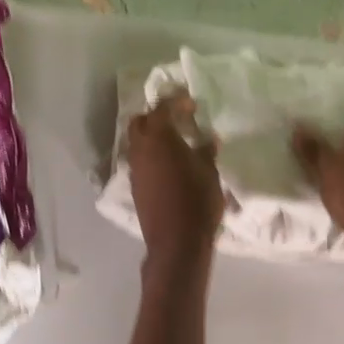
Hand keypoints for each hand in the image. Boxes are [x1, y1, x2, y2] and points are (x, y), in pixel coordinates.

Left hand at [128, 94, 223, 265]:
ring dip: (152, 138)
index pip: (162, 108)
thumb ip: (206, 152)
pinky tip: (167, 165)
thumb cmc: (197, 202)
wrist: (176, 242)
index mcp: (159, 138)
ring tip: (174, 144)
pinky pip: (139, 162)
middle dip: (156, 116)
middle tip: (178, 121)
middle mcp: (140, 149)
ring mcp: (134, 169)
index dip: (176, 102)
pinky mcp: (134, 187)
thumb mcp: (209, 173)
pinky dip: (150, 156)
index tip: (191, 105)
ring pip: (136, 143)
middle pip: (140, 122)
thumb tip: (207, 140)